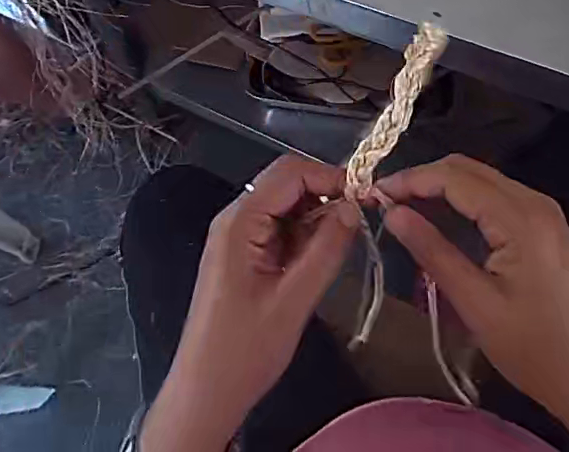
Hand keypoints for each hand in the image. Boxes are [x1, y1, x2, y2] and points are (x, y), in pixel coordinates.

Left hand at [140, 156, 359, 451]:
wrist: (204, 396)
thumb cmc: (243, 352)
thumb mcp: (293, 302)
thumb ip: (326, 250)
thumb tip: (354, 208)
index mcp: (240, 220)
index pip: (289, 173)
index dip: (329, 176)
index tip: (363, 196)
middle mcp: (237, 217)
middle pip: (287, 182)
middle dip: (325, 194)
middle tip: (358, 218)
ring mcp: (239, 234)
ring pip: (287, 203)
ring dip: (317, 215)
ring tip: (342, 241)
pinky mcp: (245, 252)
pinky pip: (281, 226)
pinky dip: (305, 233)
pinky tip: (320, 255)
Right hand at [378, 155, 568, 451]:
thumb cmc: (537, 349)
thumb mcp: (476, 304)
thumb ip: (433, 251)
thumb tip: (392, 213)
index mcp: (520, 217)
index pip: (454, 177)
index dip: (411, 180)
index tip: (375, 193)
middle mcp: (534, 201)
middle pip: (467, 168)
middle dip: (424, 178)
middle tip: (386, 200)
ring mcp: (543, 210)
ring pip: (481, 178)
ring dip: (442, 186)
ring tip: (406, 207)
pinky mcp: (545, 223)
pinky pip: (496, 195)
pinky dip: (463, 198)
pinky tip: (442, 217)